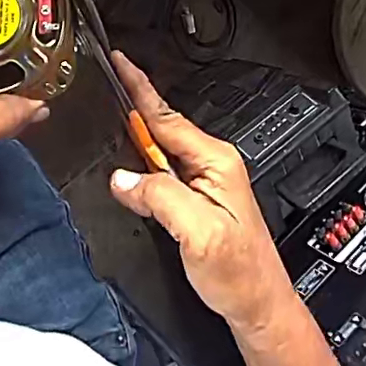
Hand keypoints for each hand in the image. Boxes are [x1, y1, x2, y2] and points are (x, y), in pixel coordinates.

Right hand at [107, 52, 297, 336]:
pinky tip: (132, 167)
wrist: (257, 302)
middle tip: (107, 83)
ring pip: (161, 150)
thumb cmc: (240, 272)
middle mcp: (212, 164)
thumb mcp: (199, 232)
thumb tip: (124, 178)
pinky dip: (143, 165)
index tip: (121, 63)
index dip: (140, 88)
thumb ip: (160, 197)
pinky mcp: (197, 198)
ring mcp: (205, 181)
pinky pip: (163, 172)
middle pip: (162, 127)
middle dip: (134, 106)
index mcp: (216, 162)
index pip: (167, 117)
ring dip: (137, 137)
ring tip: (113, 120)